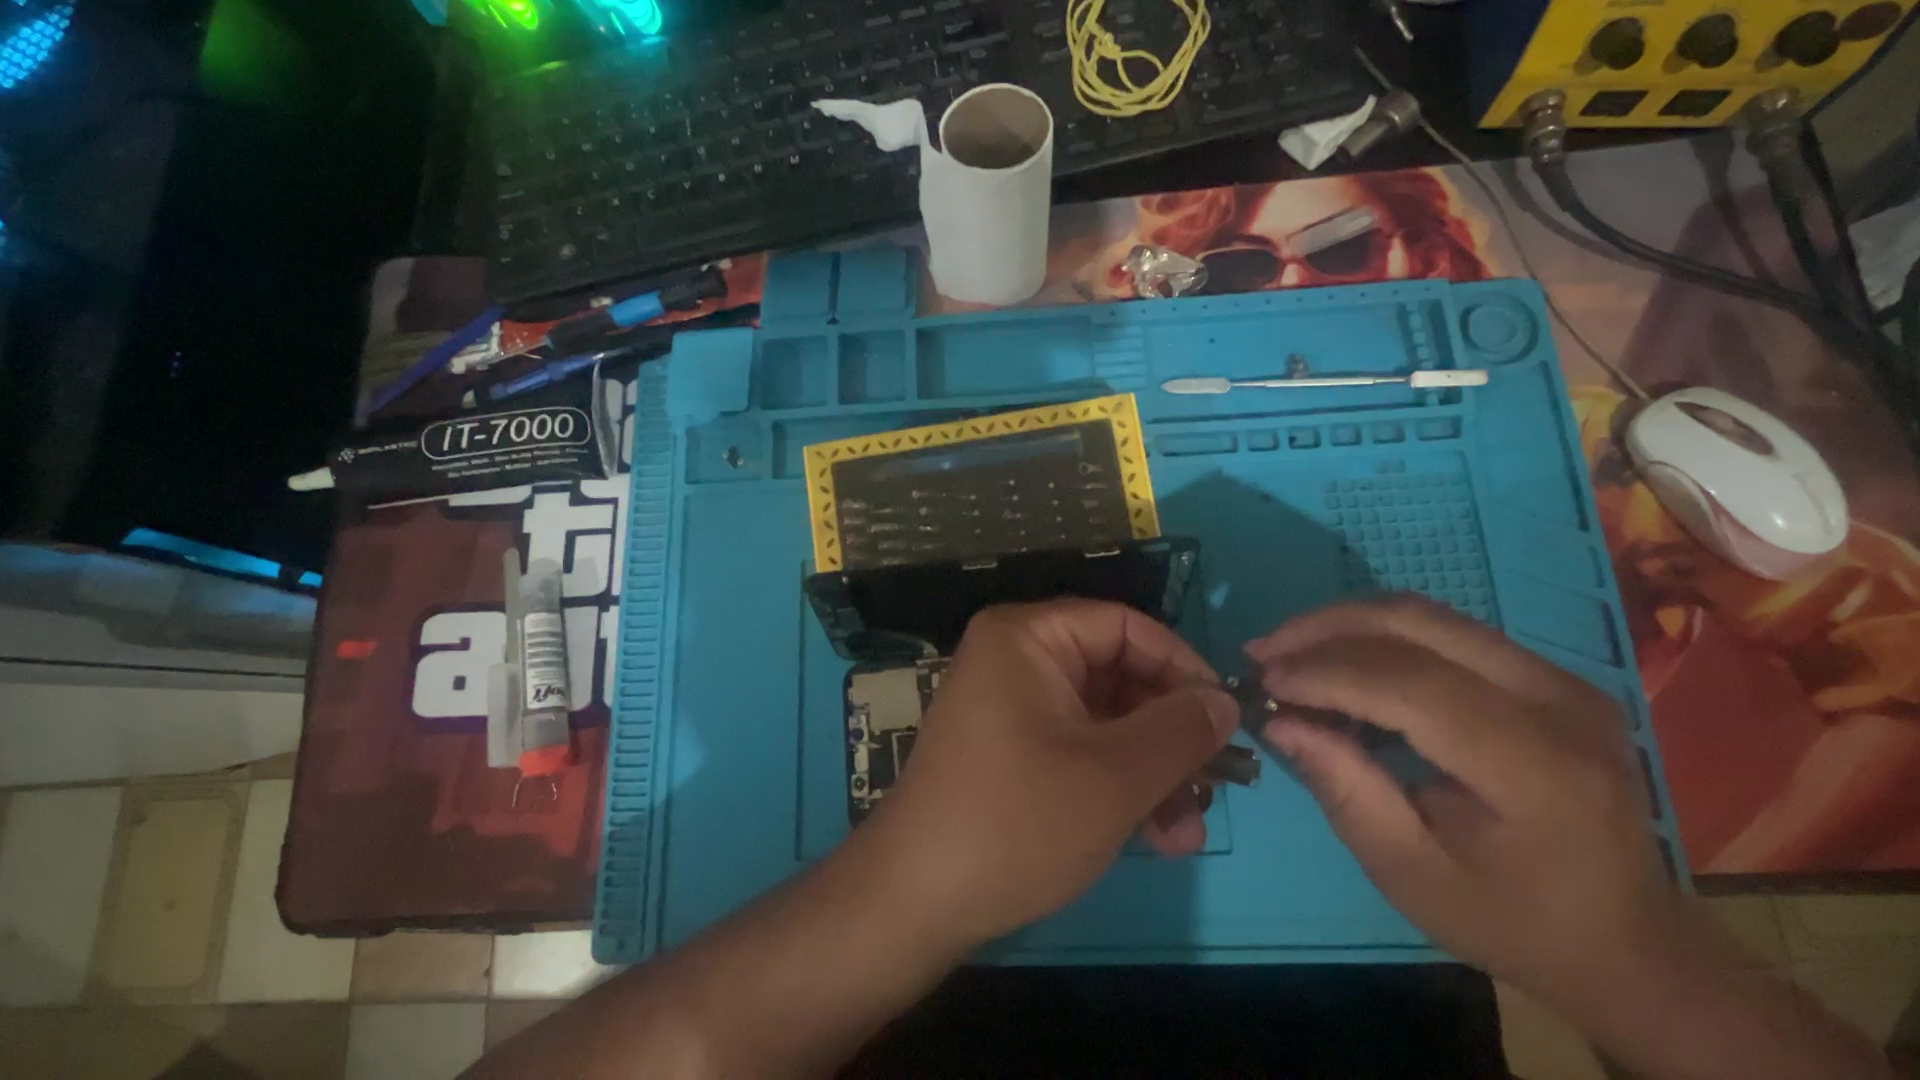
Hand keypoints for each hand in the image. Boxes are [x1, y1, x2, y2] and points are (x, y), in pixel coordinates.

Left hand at [862, 599, 1237, 946]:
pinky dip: (1117, 787)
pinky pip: (1078, 752)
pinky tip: (1156, 840)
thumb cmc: (1019, 821)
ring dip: (1152, 774)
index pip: (1126, 626)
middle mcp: (1015, 661)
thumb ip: (1180, 730)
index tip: (1225, 718)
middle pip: (1118, 676)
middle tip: (1216, 785)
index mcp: (1027, 638)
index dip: (1182, 667)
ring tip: (1187, 834)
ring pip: (1104, 723)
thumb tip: (1224, 701)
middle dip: (1170, 737)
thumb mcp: (1115, 775)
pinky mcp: (1010, 756)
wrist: (916, 901)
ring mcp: (1010, 710)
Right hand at [1245, 595, 1683, 996]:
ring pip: (1432, 614)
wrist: (1627, 941)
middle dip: (1327, 628)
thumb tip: (1278, 720)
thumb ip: (1345, 789)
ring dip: (1348, 623)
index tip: (1262, 683)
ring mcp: (1562, 679)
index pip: (1413, 685)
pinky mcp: (1551, 675)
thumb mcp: (1410, 873)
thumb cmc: (1512, 921)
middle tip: (1262, 652)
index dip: (1327, 673)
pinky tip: (1340, 662)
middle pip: (1421, 624)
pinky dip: (1381, 637)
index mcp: (1537, 766)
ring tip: (1287, 651)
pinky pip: (1449, 631)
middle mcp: (1559, 701)